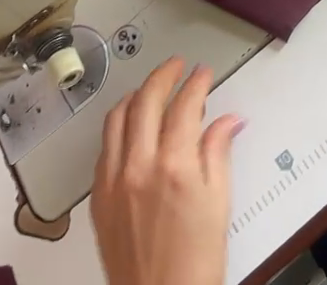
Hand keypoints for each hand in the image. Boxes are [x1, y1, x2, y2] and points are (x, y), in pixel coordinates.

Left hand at [92, 58, 242, 284]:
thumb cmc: (197, 261)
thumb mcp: (219, 202)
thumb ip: (218, 153)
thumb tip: (227, 120)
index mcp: (174, 166)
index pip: (184, 105)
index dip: (195, 82)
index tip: (203, 73)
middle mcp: (139, 166)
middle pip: (146, 101)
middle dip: (164, 75)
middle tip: (177, 66)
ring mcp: (114, 179)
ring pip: (117, 117)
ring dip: (136, 95)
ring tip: (151, 89)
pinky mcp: (98, 196)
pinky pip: (104, 146)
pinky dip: (118, 125)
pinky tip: (130, 125)